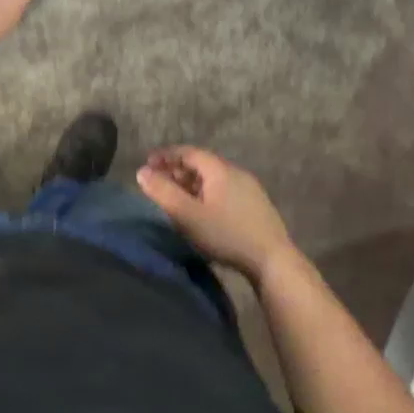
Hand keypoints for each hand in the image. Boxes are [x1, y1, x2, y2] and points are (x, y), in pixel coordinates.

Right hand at [136, 147, 303, 280]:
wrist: (272, 260)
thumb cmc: (226, 234)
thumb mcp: (187, 215)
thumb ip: (162, 192)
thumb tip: (141, 172)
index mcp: (220, 170)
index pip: (188, 152)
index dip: (165, 155)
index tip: (147, 164)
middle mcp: (236, 173)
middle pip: (201, 164)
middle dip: (177, 170)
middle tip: (158, 184)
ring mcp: (250, 190)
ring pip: (213, 179)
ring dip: (191, 184)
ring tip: (176, 199)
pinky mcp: (256, 206)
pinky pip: (224, 191)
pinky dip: (206, 194)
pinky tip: (201, 211)